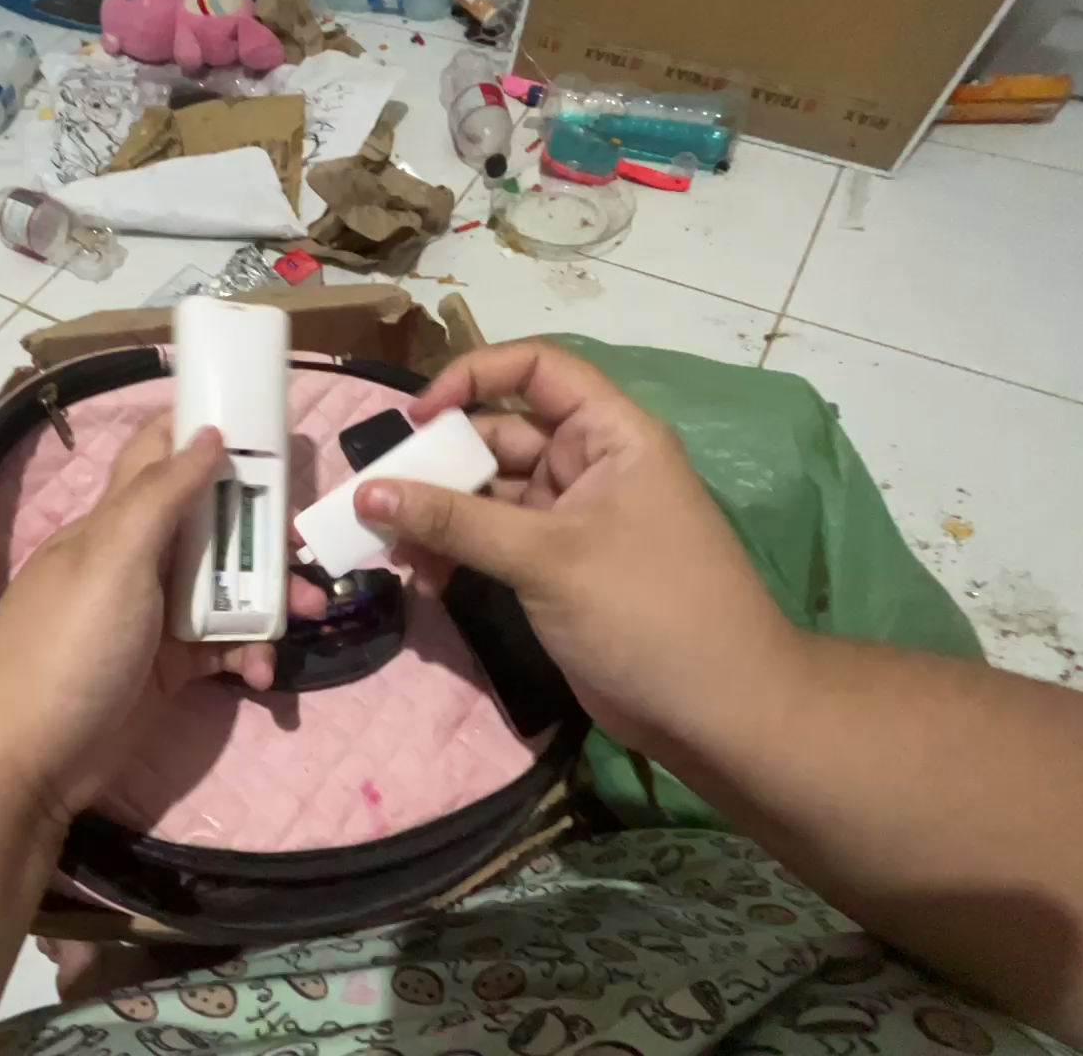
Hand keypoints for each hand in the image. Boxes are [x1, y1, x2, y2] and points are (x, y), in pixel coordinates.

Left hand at [0, 414, 325, 824]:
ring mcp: (157, 615)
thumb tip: (209, 433)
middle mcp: (140, 559)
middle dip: (263, 531)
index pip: (162, 456)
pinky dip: (249, 652)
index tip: (267, 434)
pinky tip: (260, 672)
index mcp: (119, 522)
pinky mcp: (171, 665)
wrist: (26, 762)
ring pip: (229, 586)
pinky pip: (224, 645)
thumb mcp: (112, 560)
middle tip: (305, 544)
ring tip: (312, 612)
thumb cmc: (68, 646)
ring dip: (272, 596)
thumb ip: (161, 496)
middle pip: (213, 526)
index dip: (208, 436)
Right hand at [352, 339, 798, 743]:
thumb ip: (454, 521)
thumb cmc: (646, 612)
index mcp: (607, 435)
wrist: (714, 714)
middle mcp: (586, 465)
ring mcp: (565, 517)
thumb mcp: (545, 557)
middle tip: (376, 500)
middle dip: (435, 465)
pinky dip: (453, 552)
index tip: (415, 419)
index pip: (536, 369)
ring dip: (436, 516)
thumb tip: (367, 493)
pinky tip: (425, 579)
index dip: (472, 377)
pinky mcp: (549, 565)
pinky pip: (486, 539)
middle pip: (496, 437)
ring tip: (393, 550)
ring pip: (483, 494)